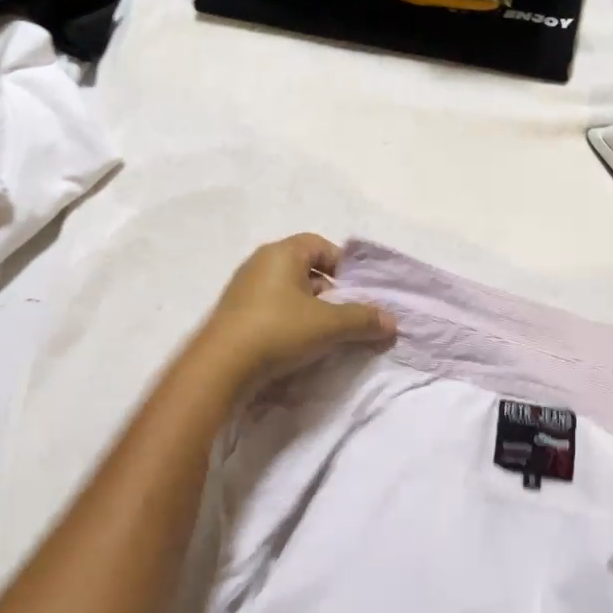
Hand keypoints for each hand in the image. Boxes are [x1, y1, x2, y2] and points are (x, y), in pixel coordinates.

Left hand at [192, 234, 395, 388]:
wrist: (220, 368)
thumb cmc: (278, 331)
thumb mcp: (329, 325)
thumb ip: (363, 319)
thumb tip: (392, 322)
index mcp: (281, 253)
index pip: (320, 244)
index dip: (343, 265)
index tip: (357, 292)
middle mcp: (259, 263)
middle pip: (305, 268)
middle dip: (329, 291)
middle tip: (345, 316)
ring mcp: (243, 289)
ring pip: (288, 291)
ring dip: (309, 309)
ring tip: (324, 335)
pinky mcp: (234, 315)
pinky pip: (271, 309)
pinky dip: (289, 321)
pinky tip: (297, 346)